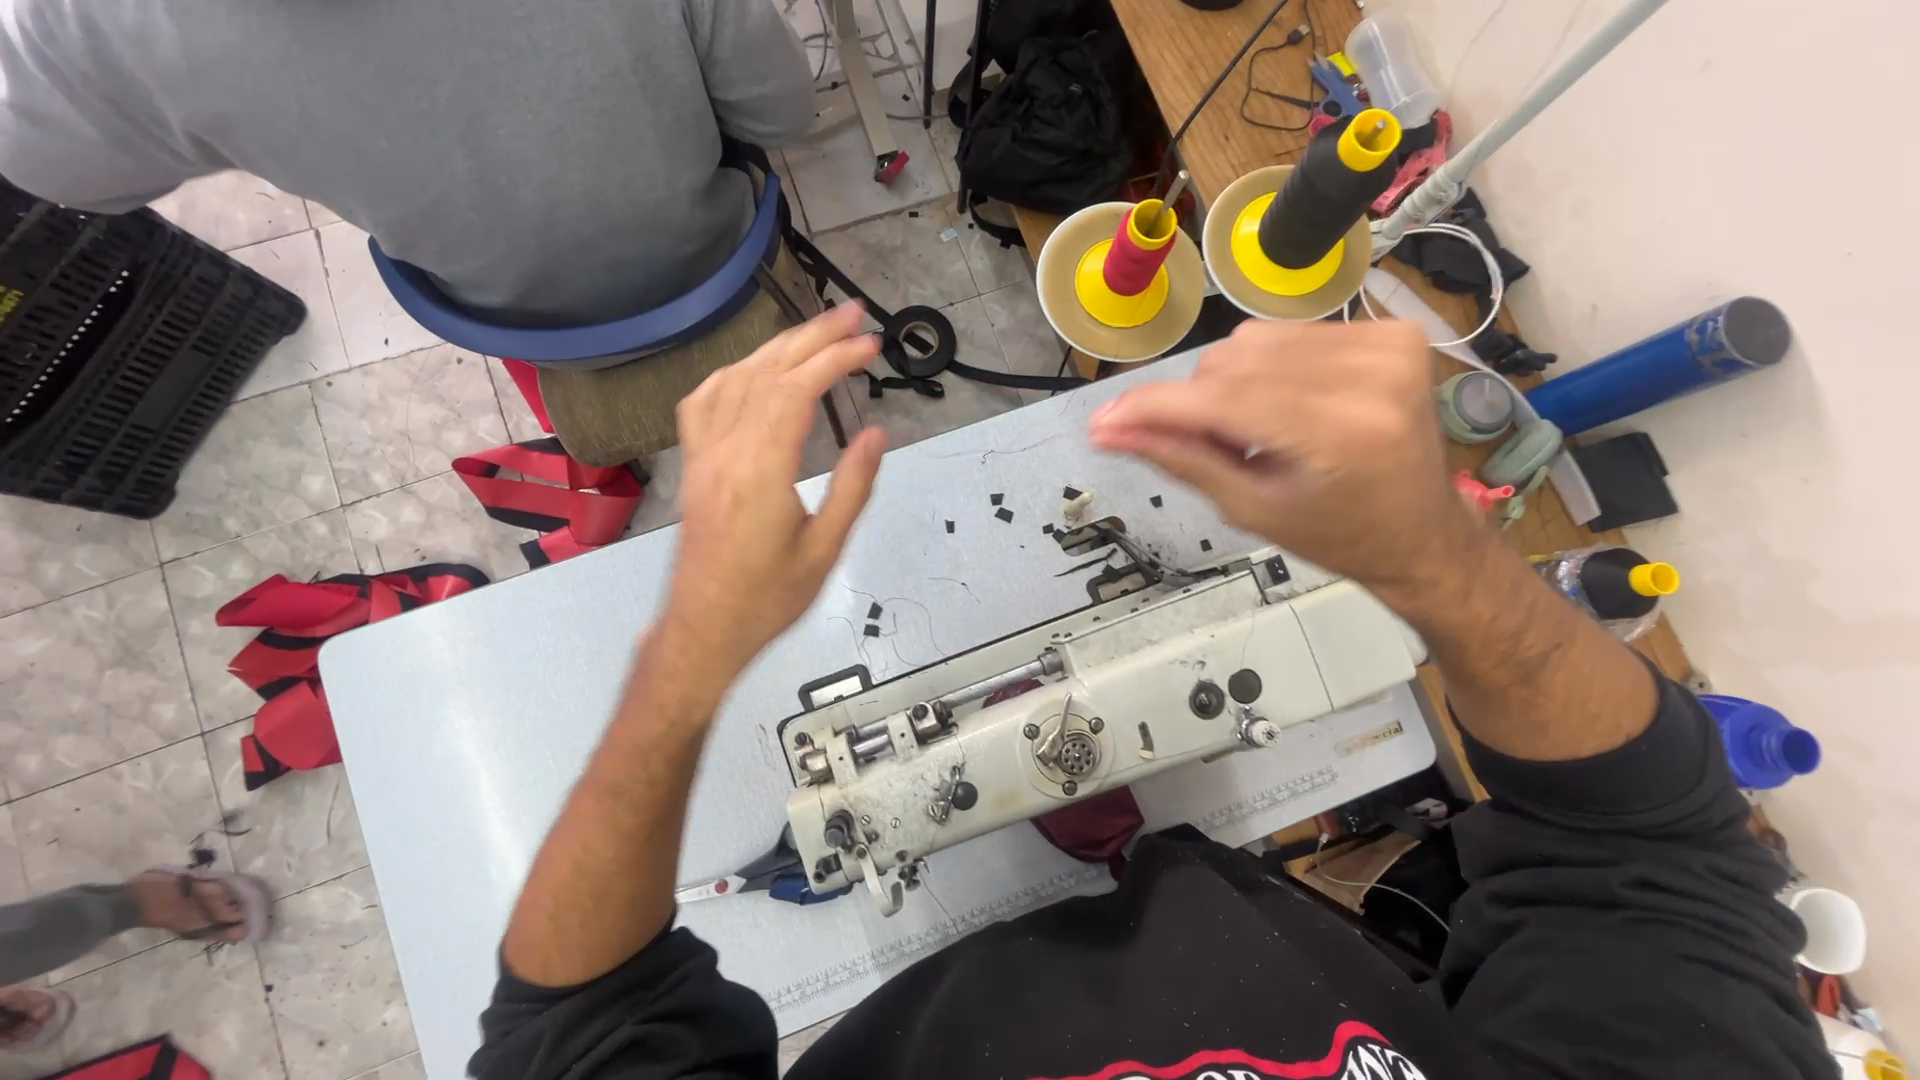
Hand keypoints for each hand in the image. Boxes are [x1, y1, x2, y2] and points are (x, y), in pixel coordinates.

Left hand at [664, 303, 886, 671]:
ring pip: (736, 379)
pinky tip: (752, 367)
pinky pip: (703, 402)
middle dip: (813, 337)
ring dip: (778, 347)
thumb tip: (874, 432)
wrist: (704, 629)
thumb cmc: (769, 599)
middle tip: (854, 315)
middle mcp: (725, 451)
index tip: (871, 345)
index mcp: (761, 471)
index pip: (797, 390)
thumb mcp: (825, 549)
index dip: (835, 359)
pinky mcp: (693, 465)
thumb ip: (852, 487)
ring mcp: (702, 455)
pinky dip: (732, 373)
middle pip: (767, 372)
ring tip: (817, 330)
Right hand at [1087, 319, 1485, 600]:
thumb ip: (1179, 458)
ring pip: (1252, 341)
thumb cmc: (1336, 534)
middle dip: (1196, 402)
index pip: (1224, 400)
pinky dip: (1264, 367)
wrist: (1420, 530)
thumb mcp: (1249, 508)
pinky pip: (1287, 333)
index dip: (1156, 407)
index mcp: (1342, 434)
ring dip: (1228, 382)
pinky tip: (1282, 404)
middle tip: (1204, 444)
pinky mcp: (1392, 331)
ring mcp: (1388, 344)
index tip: (1104, 421)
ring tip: (1251, 427)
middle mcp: (1372, 375)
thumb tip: (1110, 430)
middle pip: (1231, 362)